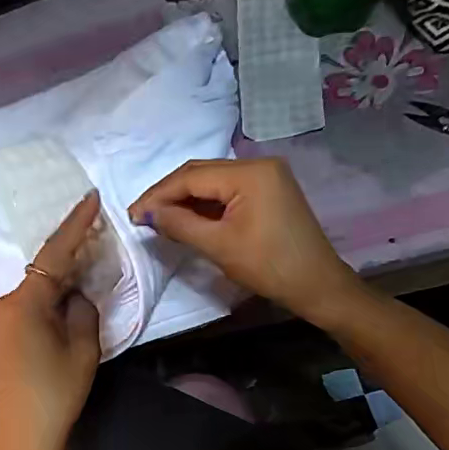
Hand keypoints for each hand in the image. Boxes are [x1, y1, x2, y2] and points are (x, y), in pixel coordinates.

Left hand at [0, 193, 103, 449]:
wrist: (25, 432)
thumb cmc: (58, 391)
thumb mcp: (83, 347)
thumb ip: (83, 308)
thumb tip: (76, 293)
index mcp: (24, 302)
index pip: (54, 254)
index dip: (76, 225)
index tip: (91, 198)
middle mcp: (4, 302)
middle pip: (43, 270)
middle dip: (71, 256)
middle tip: (99, 238)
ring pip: (36, 288)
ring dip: (60, 281)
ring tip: (89, 273)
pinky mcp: (0, 333)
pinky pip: (28, 304)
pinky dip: (48, 298)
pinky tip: (67, 300)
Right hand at [129, 158, 363, 322]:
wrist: (316, 285)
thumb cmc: (269, 266)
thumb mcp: (219, 246)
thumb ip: (179, 224)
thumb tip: (147, 214)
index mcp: (249, 173)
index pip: (190, 176)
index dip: (157, 195)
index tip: (132, 216)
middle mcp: (258, 165)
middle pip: (200, 174)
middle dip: (168, 195)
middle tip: (141, 218)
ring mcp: (266, 176)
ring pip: (211, 182)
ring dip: (184, 200)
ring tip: (158, 221)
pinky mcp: (268, 192)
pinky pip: (227, 192)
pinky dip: (204, 205)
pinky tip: (185, 219)